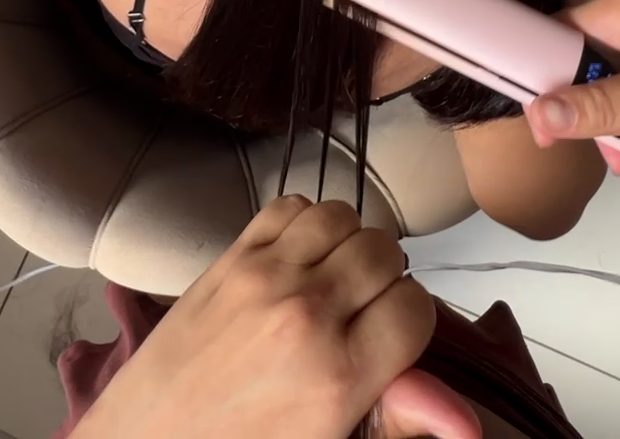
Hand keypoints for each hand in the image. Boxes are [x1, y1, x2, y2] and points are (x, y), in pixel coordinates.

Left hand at [70, 196, 450, 438]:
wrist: (152, 438)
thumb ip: (396, 421)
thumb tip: (468, 421)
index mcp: (338, 375)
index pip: (415, 305)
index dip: (412, 317)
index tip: (392, 333)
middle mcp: (305, 312)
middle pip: (382, 249)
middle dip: (384, 273)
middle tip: (362, 304)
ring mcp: (264, 274)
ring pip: (340, 215)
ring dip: (347, 239)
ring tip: (333, 274)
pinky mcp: (231, 253)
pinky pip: (288, 204)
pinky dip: (303, 220)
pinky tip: (297, 255)